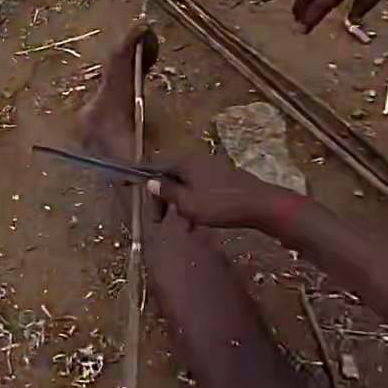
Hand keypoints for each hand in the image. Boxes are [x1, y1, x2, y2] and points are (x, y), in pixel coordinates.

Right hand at [146, 154, 301, 229]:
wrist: (263, 205)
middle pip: (169, 178)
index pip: (153, 168)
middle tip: (161, 221)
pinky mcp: (224, 179)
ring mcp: (211, 169)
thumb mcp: (189, 204)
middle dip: (163, 199)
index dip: (140, 179)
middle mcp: (195, 161)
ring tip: (185, 226)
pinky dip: (194, 202)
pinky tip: (200, 221)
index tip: (125, 184)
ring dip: (180, 204)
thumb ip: (167, 193)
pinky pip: (200, 189)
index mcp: (183, 163)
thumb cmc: (221, 205)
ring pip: (185, 185)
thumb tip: (151, 182)